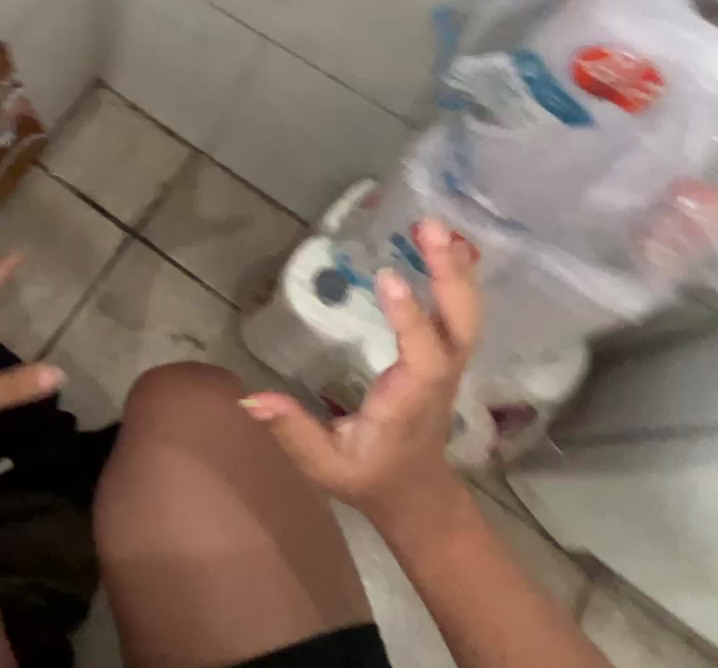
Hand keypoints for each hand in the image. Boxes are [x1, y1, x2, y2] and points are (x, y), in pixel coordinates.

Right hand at [240, 218, 481, 527]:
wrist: (417, 493)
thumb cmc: (368, 477)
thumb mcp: (325, 465)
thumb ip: (292, 432)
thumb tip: (250, 399)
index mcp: (410, 402)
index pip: (423, 358)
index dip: (411, 319)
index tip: (388, 277)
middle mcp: (437, 379)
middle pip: (461, 325)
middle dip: (450, 276)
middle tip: (432, 228)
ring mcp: (448, 366)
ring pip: (467, 314)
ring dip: (455, 268)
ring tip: (436, 224)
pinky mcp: (444, 356)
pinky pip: (460, 313)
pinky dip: (458, 276)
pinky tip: (448, 244)